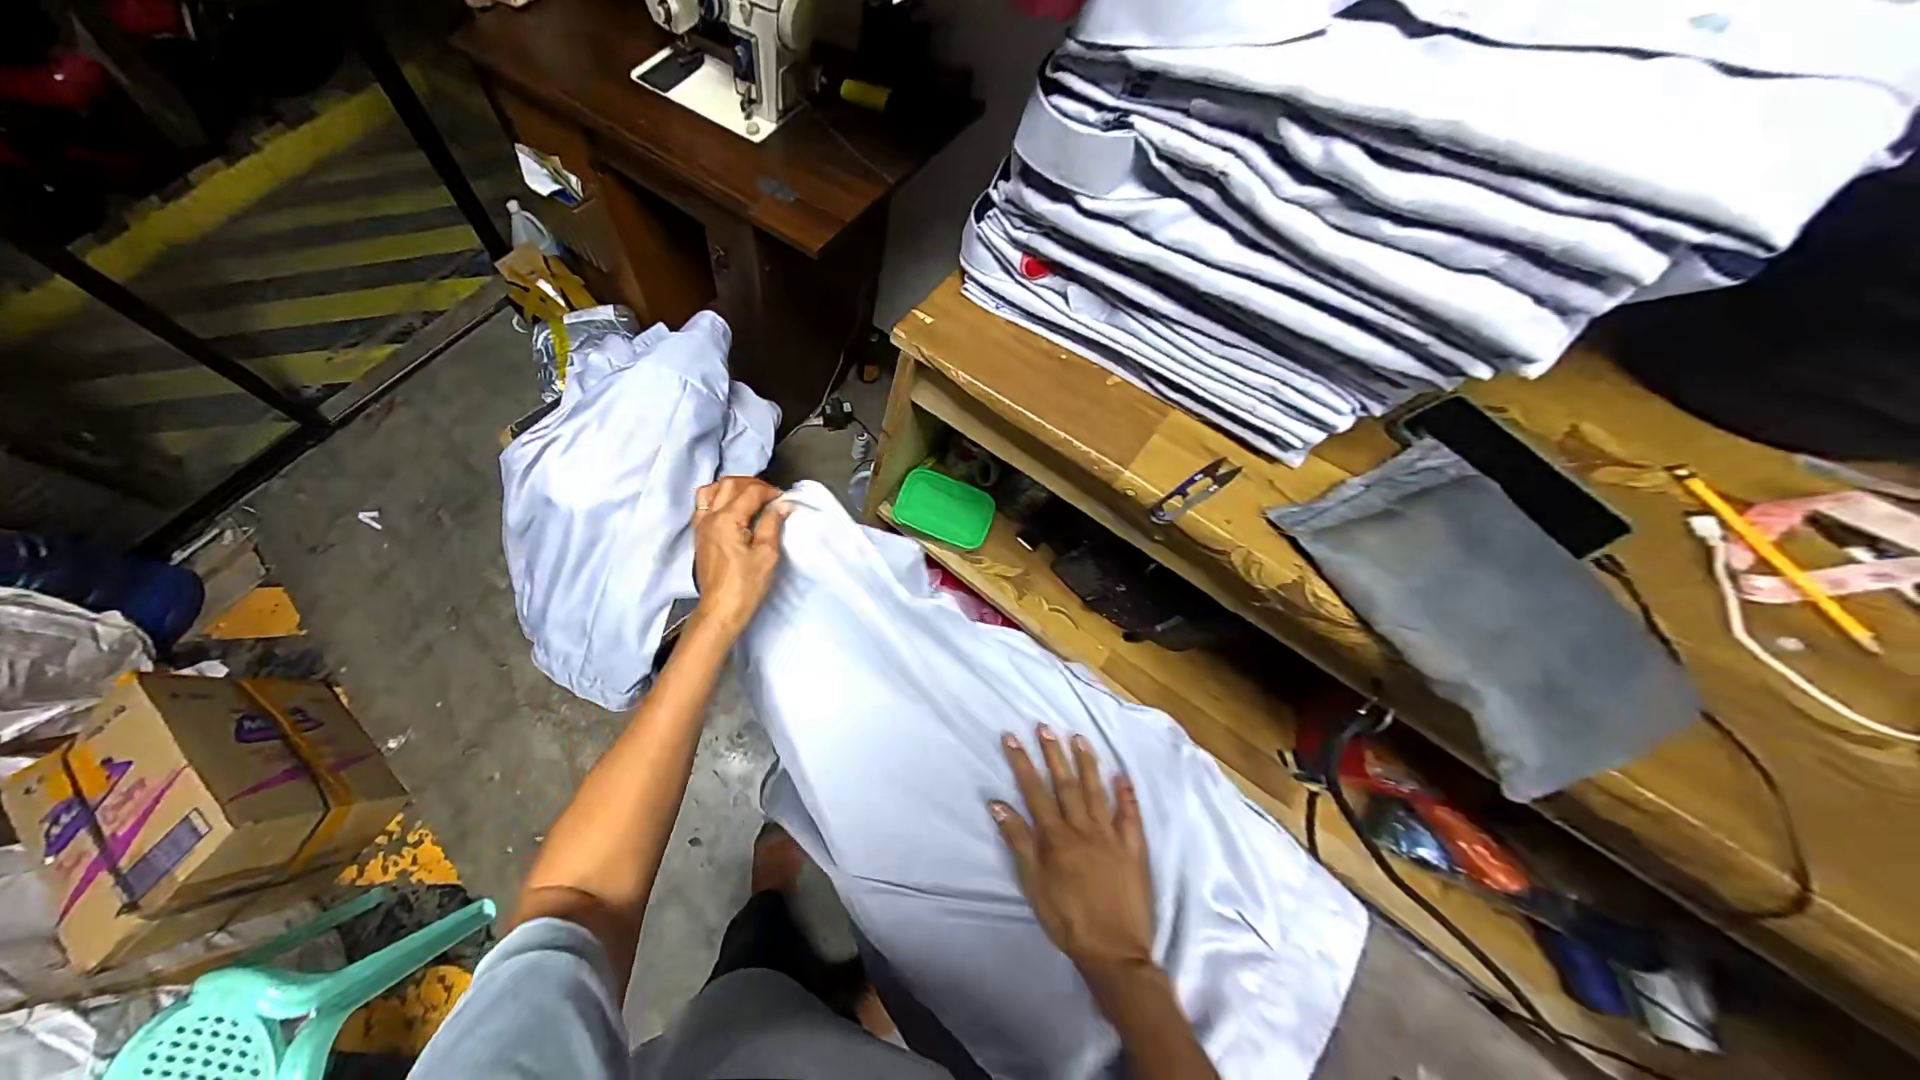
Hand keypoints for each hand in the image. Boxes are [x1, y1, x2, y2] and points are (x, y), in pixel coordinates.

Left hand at [690, 476, 790, 640]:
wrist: (721, 610)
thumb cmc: (746, 585)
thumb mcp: (767, 554)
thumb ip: (772, 524)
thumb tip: (781, 505)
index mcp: (727, 520)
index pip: (751, 492)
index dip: (770, 492)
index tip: (784, 500)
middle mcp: (709, 517)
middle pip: (729, 484)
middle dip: (753, 484)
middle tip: (771, 496)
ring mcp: (700, 525)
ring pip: (712, 489)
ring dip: (733, 487)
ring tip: (751, 497)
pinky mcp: (699, 534)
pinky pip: (703, 503)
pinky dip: (718, 497)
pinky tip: (732, 507)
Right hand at [990, 725, 1153, 976]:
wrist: (1114, 950)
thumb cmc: (1067, 919)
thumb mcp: (1033, 884)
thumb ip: (1018, 842)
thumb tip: (998, 804)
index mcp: (1056, 837)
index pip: (1035, 791)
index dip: (1022, 763)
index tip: (1012, 738)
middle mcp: (1083, 828)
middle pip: (1066, 784)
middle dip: (1053, 753)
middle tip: (1044, 726)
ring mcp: (1111, 835)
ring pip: (1097, 791)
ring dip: (1087, 762)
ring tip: (1078, 738)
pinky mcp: (1133, 847)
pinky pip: (1130, 815)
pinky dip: (1126, 794)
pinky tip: (1122, 775)